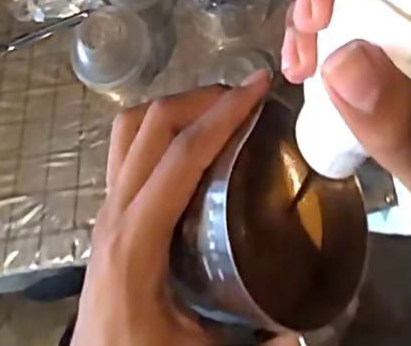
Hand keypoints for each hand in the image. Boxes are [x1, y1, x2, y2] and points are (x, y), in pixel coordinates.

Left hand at [72, 73, 271, 345]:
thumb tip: (303, 332)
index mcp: (136, 238)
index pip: (180, 156)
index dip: (220, 116)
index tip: (256, 90)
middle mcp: (115, 208)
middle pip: (150, 124)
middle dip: (199, 99)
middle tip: (245, 95)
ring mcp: (107, 204)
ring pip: (130, 127)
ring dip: (174, 107)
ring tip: (217, 109)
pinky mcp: (108, 210)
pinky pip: (127, 147)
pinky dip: (159, 128)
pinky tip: (190, 143)